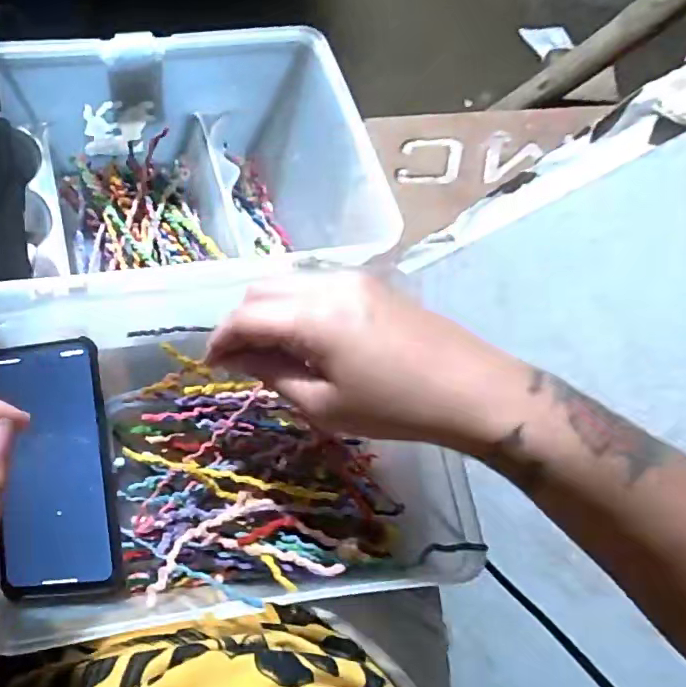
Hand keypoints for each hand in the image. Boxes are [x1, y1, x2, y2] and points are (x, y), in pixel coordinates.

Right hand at [204, 271, 528, 453]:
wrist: (475, 391)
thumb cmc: (394, 408)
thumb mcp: (322, 404)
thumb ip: (272, 373)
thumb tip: (239, 358)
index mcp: (314, 315)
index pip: (245, 316)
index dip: (220, 339)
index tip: (210, 364)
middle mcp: (328, 284)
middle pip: (260, 290)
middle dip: (239, 322)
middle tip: (236, 359)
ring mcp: (352, 278)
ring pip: (285, 282)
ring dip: (265, 311)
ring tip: (265, 349)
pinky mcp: (370, 283)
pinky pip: (312, 284)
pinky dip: (291, 305)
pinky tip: (298, 336)